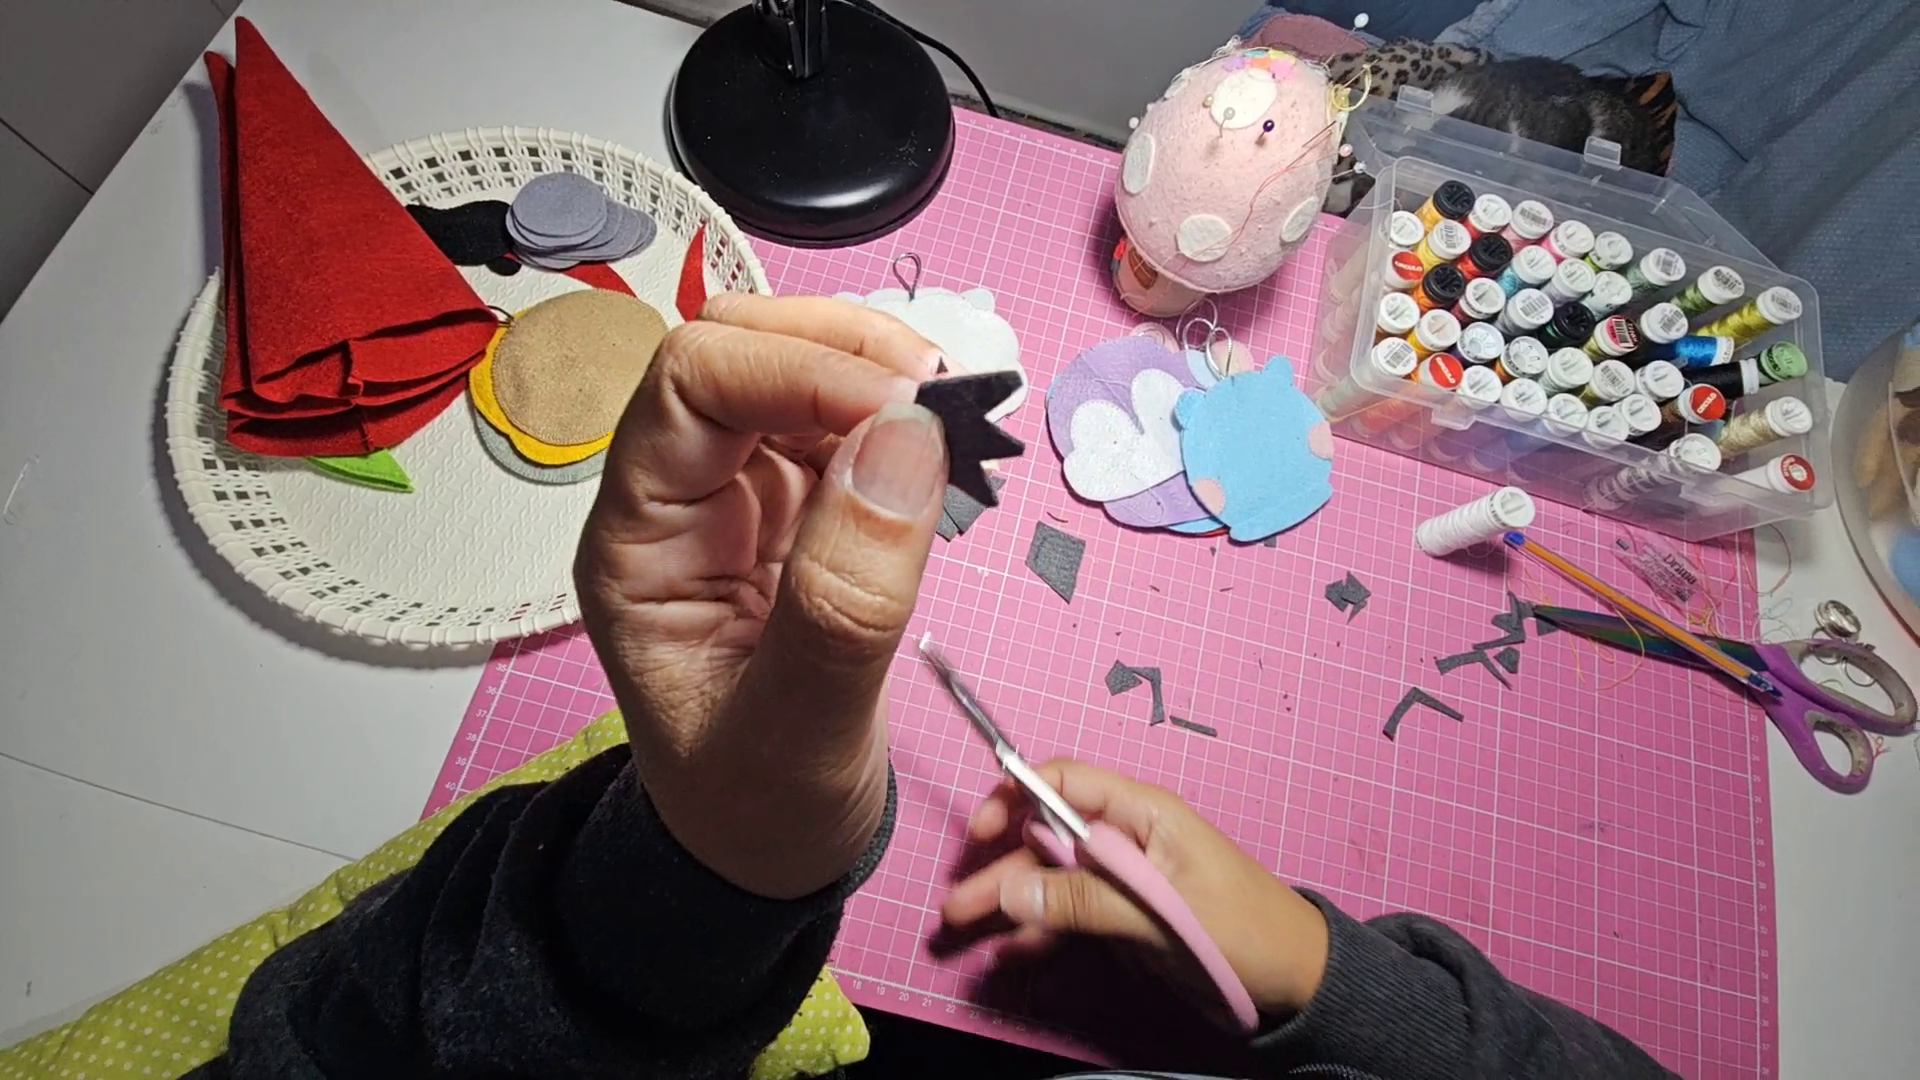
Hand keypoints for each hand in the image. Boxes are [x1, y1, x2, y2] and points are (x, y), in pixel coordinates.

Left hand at [576, 294, 947, 899]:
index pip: (694, 384)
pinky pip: (846, 425)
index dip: (801, 369)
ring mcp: (744, 497)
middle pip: (739, 350)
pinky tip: (945, 450)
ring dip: (880, 373)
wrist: (771, 842)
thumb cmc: (759, 805)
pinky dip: (901, 418)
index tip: (915, 409)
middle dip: (842, 347)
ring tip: (959, 418)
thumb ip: (846, 596)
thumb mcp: (801, 728)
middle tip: (943, 391)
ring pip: (797, 372)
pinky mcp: (801, 510)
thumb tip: (909, 436)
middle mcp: (682, 496)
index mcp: (642, 541)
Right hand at [941, 760, 1329, 1015]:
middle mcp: (1124, 836)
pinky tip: (1010, 945)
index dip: (1019, 796)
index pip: (1067, 783)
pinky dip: (1041, 926)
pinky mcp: (1123, 913)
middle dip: (1002, 863)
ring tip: (964, 921)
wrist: (1300, 983)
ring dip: (1011, 898)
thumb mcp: (1163, 914)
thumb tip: (1014, 893)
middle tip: (959, 899)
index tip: (984, 829)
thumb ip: (1087, 901)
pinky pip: (1071, 912)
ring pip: (1052, 877)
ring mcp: (1121, 877)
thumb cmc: (1244, 931)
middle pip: (1047, 837)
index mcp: (1141, 812)